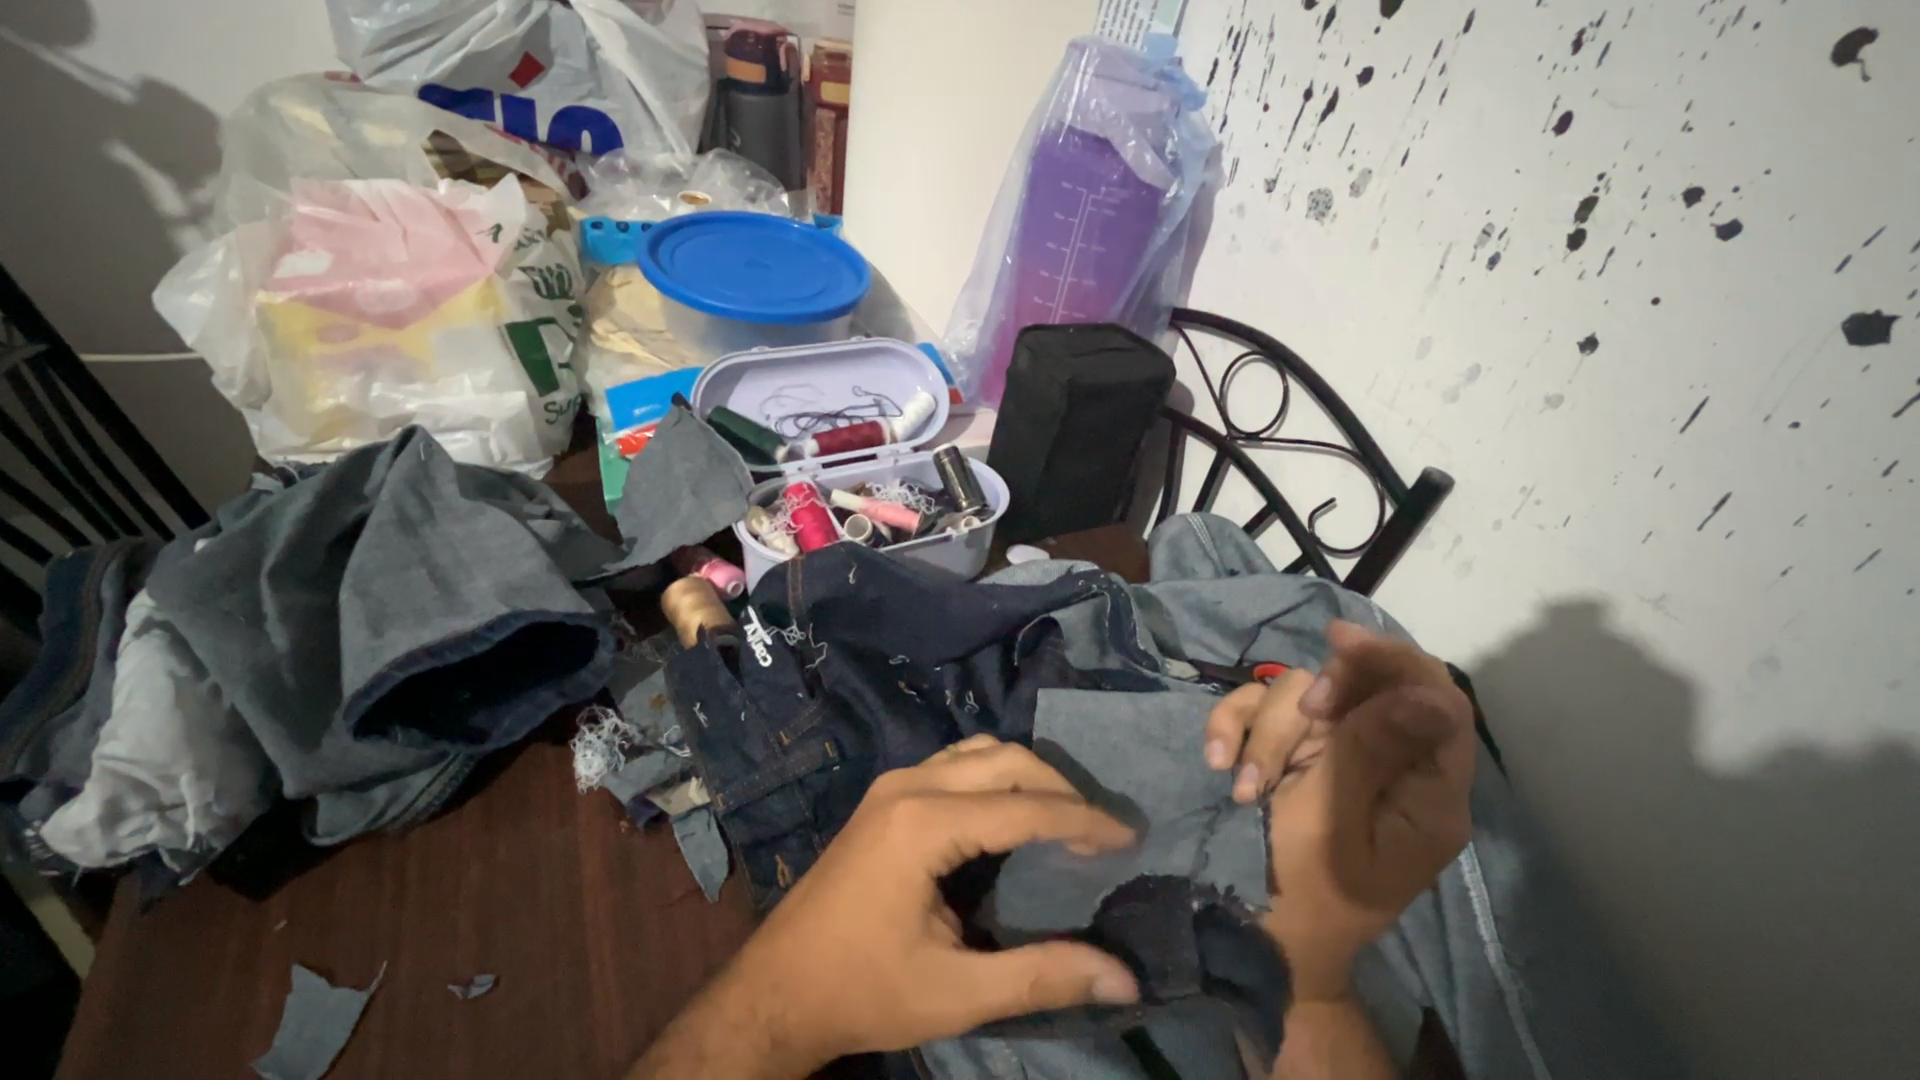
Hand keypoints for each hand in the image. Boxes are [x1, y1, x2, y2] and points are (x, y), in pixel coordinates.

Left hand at [633, 737, 1140, 1079]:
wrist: (776, 991)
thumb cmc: (863, 990)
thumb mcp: (955, 994)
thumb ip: (1041, 976)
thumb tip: (1124, 978)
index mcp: (924, 823)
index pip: (1024, 806)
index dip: (1083, 820)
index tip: (1128, 838)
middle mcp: (908, 785)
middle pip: (1004, 759)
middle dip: (1059, 788)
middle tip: (1098, 832)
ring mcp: (891, 785)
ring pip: (977, 753)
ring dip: (1026, 776)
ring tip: (1063, 820)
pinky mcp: (883, 798)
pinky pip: (954, 764)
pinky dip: (995, 778)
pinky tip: (1011, 815)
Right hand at [1205, 621, 1474, 1000]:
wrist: (1250, 937)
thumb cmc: (1298, 893)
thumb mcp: (1332, 825)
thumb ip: (1372, 753)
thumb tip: (1431, 696)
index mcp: (1426, 793)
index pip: (1436, 702)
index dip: (1393, 661)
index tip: (1337, 641)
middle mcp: (1387, 766)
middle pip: (1364, 687)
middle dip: (1316, 698)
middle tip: (1297, 718)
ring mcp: (1333, 759)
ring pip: (1303, 697)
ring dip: (1264, 730)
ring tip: (1243, 785)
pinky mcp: (1289, 759)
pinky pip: (1260, 714)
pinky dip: (1235, 729)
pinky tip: (1219, 763)